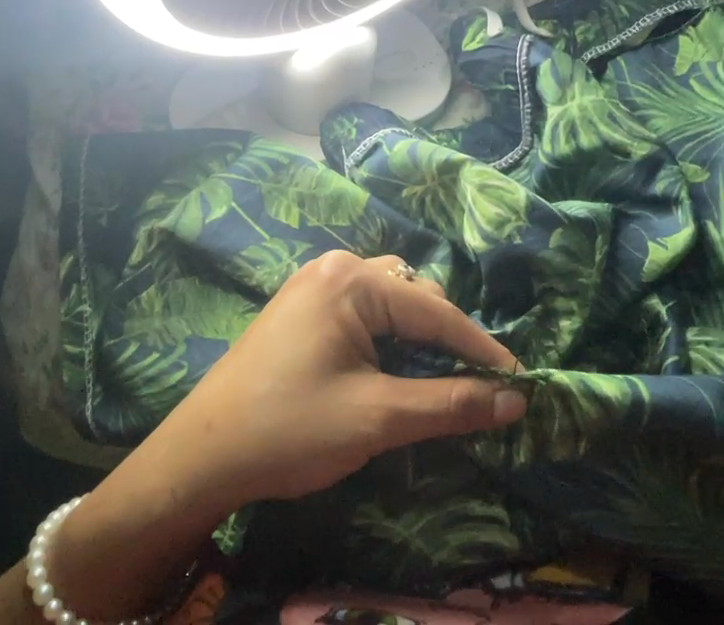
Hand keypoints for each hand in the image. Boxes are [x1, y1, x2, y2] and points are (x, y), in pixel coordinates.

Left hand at [142, 250, 525, 514]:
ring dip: (420, 339)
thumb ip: (450, 404)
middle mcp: (333, 267)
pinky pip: (364, 313)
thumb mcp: (377, 417)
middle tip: (475, 388)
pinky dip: (390, 339)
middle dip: (448, 340)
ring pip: (391, 304)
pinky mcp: (302, 309)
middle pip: (415, 297)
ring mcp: (313, 285)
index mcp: (350, 280)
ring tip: (440, 382)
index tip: (521, 380)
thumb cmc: (289, 430)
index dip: (481, 348)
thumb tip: (516, 398)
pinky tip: (397, 371)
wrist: (202, 456)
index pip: (436, 309)